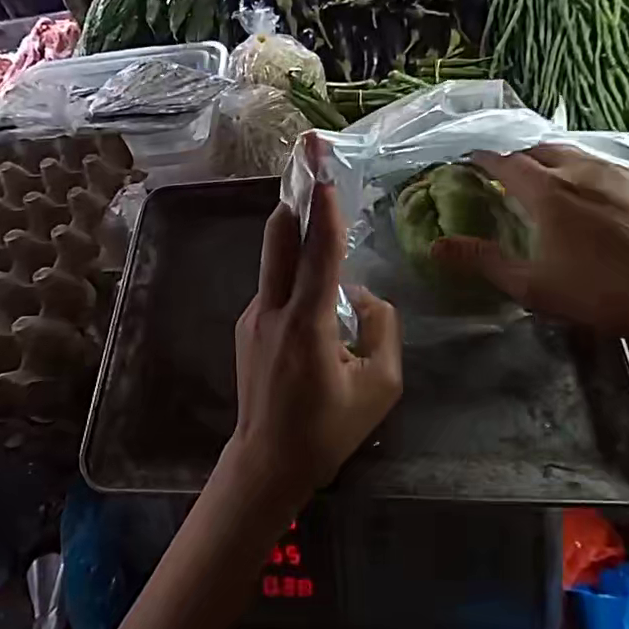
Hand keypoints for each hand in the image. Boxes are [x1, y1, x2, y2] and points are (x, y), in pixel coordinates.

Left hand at [232, 177, 402, 494]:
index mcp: (307, 324)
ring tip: (315, 218)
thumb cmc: (329, 429)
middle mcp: (272, 311)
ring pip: (273, 262)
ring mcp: (253, 318)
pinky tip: (311, 289)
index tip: (323, 176)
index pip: (317, 255)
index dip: (324, 213)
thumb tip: (364, 295)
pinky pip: (273, 287)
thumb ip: (382, 329)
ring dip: (293, 236)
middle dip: (292, 201)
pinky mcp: (246, 327)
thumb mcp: (380, 386)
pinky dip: (292, 273)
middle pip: (276, 241)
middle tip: (305, 167)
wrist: (267, 461)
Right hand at [431, 146, 628, 376]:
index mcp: (546, 189)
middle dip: (518, 158)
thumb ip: (483, 262)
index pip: (503, 162)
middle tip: (508, 174)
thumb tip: (436, 246)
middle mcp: (582, 169)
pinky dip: (591, 176)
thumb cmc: (608, 291)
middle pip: (541, 150)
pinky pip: (611, 169)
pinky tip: (603, 202)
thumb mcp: (535, 286)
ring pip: (579, 156)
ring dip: (556, 164)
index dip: (482, 160)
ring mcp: (624, 172)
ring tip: (552, 184)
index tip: (468, 161)